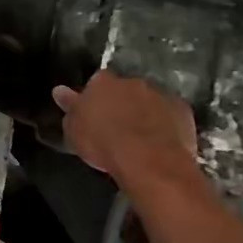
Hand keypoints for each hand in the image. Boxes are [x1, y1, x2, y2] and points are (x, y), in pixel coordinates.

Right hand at [52, 72, 198, 187]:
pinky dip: (165, 123)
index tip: (94, 116)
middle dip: (121, 103)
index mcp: (102, 82)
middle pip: (124, 89)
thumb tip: (59, 91)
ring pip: (148, 101)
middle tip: (116, 127)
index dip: (95, 99)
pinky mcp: (183, 110)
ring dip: (144, 113)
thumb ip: (69, 108)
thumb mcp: (73, 130)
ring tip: (139, 139)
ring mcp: (159, 94)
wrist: (148, 161)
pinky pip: (170, 114)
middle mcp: (132, 82)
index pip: (95, 83)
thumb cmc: (103, 144)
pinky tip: (160, 141)